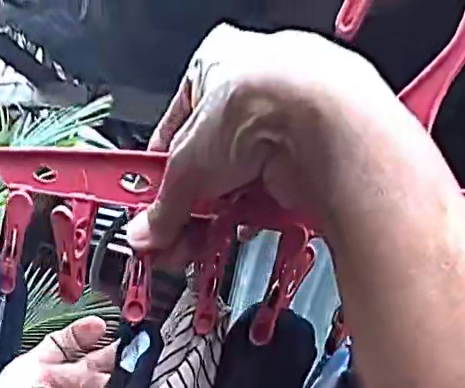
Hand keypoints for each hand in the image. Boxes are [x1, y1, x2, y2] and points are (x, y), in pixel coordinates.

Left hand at [0, 317, 115, 387]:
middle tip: (125, 350)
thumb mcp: (39, 374)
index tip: (102, 328)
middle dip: (102, 357)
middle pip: (81, 367)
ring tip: (125, 371)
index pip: (62, 344)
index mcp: (31, 368)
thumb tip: (100, 371)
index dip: (82, 335)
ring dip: (107, 382)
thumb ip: (73, 369)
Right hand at [123, 26, 401, 255]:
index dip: (154, 180)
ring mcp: (276, 131)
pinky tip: (235, 232)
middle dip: (183, 212)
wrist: (321, 124)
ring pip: (232, 190)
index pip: (169, 136)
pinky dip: (247, 222)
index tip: (143, 213)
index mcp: (212, 66)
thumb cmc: (260, 103)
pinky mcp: (300, 165)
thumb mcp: (187, 164)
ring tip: (197, 244)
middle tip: (167, 241)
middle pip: (203, 170)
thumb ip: (163, 208)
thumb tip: (144, 232)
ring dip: (212, 223)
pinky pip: (263, 201)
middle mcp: (247, 94)